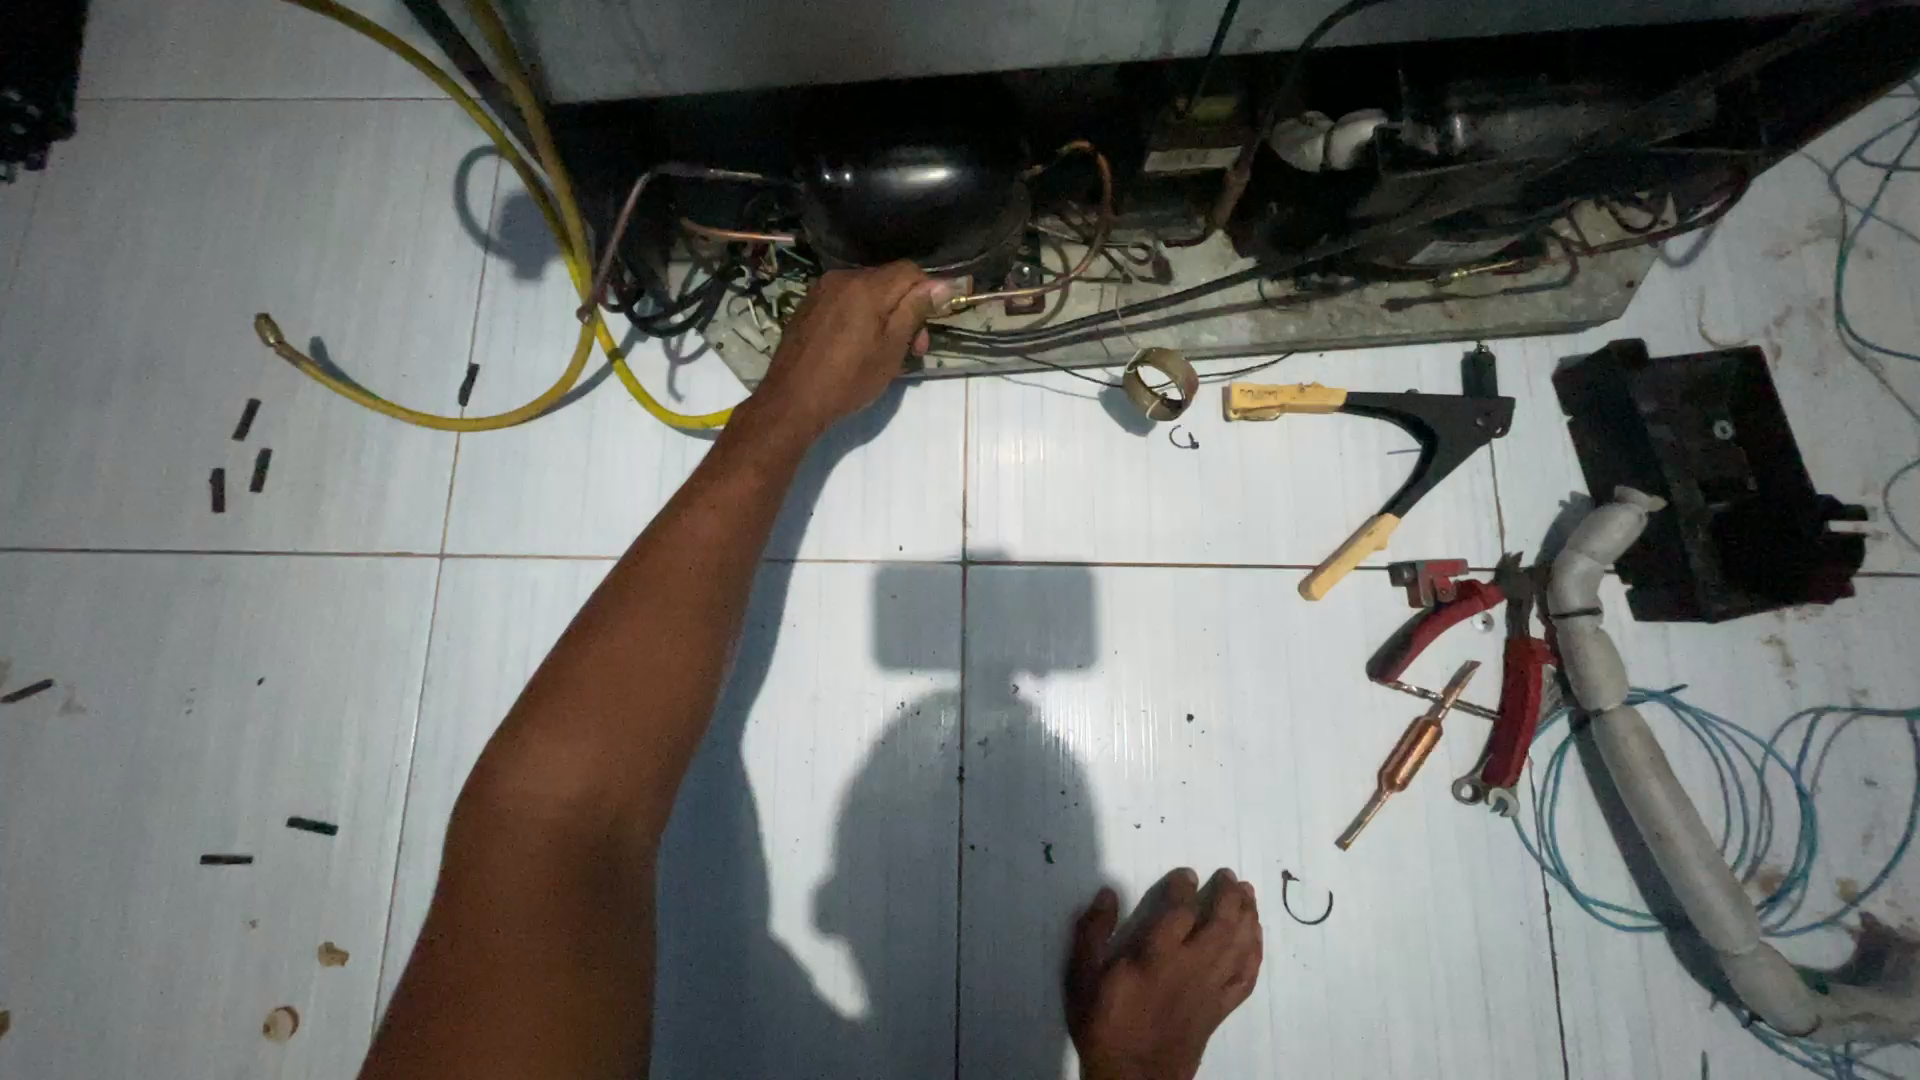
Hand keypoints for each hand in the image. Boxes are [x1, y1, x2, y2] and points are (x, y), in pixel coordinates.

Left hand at [750, 261, 951, 438]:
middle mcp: (842, 278)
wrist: (792, 400)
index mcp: (866, 286)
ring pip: (866, 291)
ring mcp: (821, 290)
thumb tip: (942, 284)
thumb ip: (915, 310)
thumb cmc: (849, 380)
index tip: (927, 329)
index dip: (927, 294)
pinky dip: (860, 316)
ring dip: (883, 314)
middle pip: (888, 280)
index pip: (910, 270)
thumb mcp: (891, 349)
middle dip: (906, 308)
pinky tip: (856, 346)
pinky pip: (845, 301)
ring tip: (883, 350)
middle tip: (912, 350)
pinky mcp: (808, 305)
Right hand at [1066, 868, 1262, 1079]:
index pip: (1180, 910)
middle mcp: (1190, 967)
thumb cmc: (1103, 1024)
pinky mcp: (1219, 1010)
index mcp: (1156, 955)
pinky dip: (1255, 954)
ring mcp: (1209, 990)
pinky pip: (1245, 978)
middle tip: (1229, 876)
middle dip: (1228, 896)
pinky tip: (1255, 939)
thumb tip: (1108, 892)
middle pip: (1220, 923)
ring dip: (1247, 917)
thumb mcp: (1082, 976)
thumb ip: (1093, 931)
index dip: (1185, 887)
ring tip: (1248, 895)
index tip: (1189, 873)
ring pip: (1238, 946)